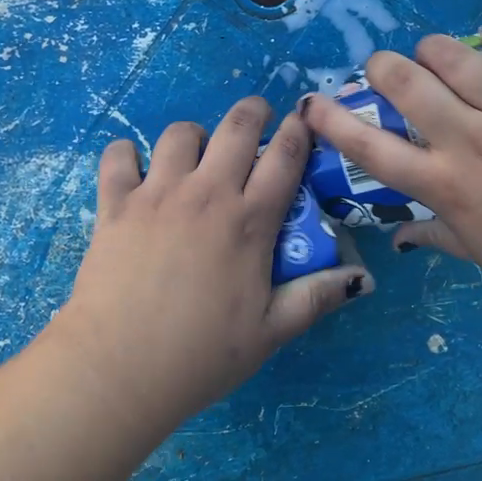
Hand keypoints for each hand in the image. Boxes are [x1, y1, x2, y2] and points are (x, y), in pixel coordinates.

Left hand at [45, 97, 371, 436]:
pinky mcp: (115, 203)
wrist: (117, 370)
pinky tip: (134, 172)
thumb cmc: (200, 356)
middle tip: (256, 116)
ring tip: (194, 155)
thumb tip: (365, 278)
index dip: (298, 130)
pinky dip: (126, 155)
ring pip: (180, 133)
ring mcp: (158, 193)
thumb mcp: (270, 333)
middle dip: (252, 110)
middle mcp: (207, 193)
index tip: (301, 121)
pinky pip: (119, 155)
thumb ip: (316, 298)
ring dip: (193, 136)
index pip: (285, 156)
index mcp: (249, 221)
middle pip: (236, 127)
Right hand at [299, 23, 481, 326]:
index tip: (310, 105)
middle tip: (385, 75)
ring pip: (455, 54)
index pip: (369, 147)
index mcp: (447, 186)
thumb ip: (436, 234)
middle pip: (404, 81)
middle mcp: (471, 140)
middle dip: (381, 67)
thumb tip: (402, 234)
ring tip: (434, 58)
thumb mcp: (481, 257)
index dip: (330, 120)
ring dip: (433, 50)